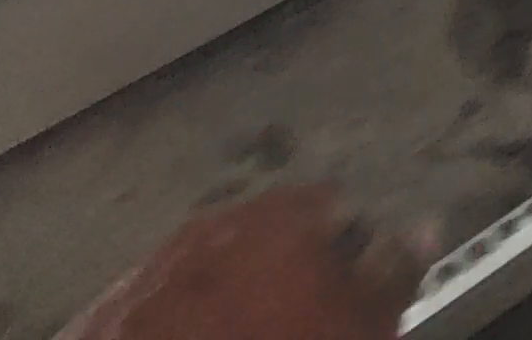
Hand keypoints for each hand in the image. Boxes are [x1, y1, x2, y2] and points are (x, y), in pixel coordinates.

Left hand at [57, 183, 434, 339]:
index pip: (337, 205)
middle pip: (273, 229)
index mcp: (284, 214)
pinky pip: (157, 303)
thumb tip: (427, 222)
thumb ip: (397, 267)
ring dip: (232, 289)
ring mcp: (157, 264)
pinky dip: (177, 319)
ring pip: (213, 263)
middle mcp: (220, 220)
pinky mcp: (105, 315)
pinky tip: (192, 339)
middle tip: (301, 319)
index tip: (353, 293)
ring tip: (244, 332)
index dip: (352, 248)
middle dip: (289, 263)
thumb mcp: (364, 322)